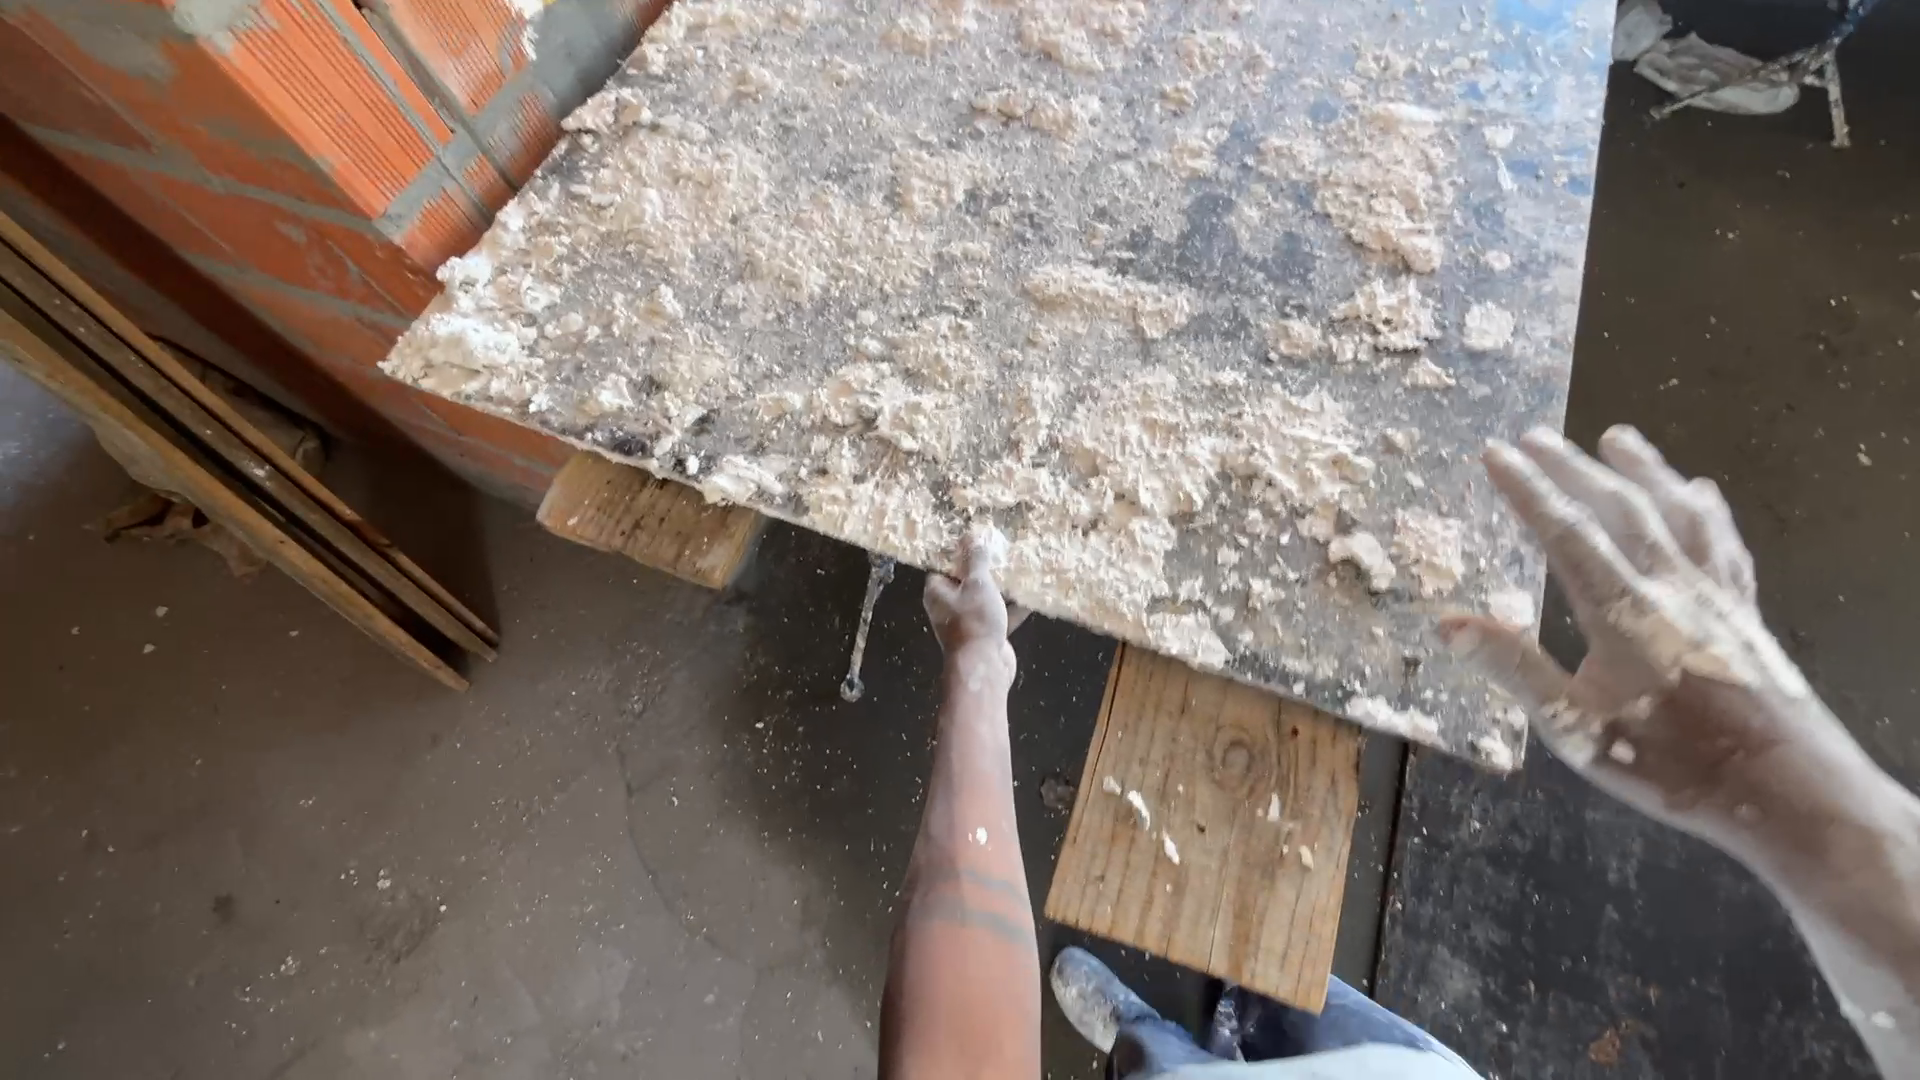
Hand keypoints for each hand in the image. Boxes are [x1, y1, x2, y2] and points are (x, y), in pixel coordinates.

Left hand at [924, 528, 1025, 683]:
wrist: (985, 666)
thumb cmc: (974, 621)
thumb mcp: (977, 584)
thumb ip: (976, 559)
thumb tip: (972, 535)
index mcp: (938, 592)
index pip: (943, 566)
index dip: (959, 552)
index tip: (977, 540)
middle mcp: (949, 606)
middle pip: (966, 581)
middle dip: (985, 569)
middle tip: (1002, 551)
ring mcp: (969, 622)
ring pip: (986, 598)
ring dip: (1001, 587)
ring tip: (1019, 568)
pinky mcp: (987, 634)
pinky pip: (1000, 614)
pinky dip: (1014, 606)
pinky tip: (1031, 594)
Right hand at [1440, 426, 1868, 857]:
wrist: (1799, 800)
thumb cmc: (1674, 766)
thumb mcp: (1575, 728)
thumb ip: (1513, 668)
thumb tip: (1446, 622)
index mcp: (1625, 613)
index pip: (1566, 534)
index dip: (1527, 490)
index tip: (1495, 454)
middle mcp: (1673, 590)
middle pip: (1620, 511)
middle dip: (1572, 468)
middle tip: (1535, 436)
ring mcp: (1718, 598)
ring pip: (1676, 516)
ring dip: (1642, 472)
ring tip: (1616, 437)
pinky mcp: (1746, 614)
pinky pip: (1723, 545)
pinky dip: (1704, 511)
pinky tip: (1699, 493)